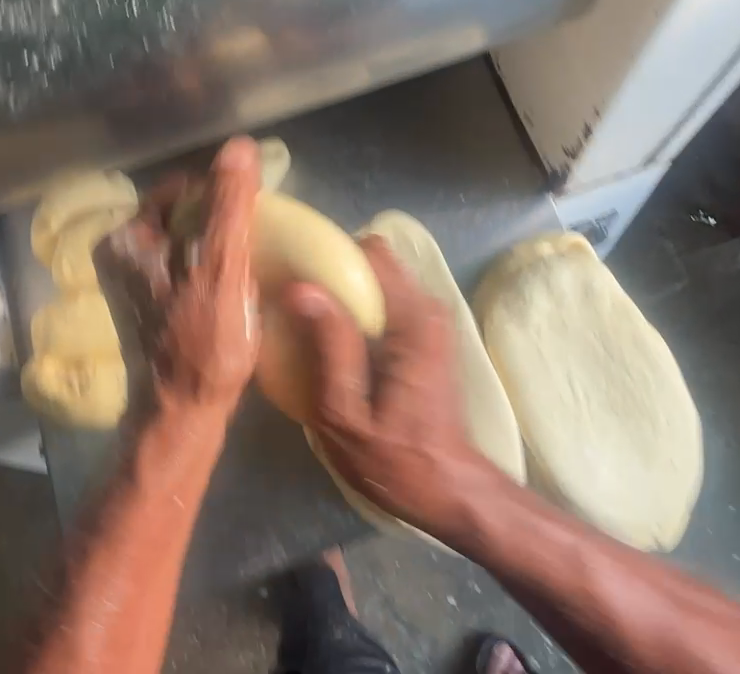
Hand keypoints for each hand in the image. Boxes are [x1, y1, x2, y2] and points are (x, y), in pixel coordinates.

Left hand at [95, 137, 262, 418]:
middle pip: (187, 213)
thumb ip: (229, 206)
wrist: (185, 414)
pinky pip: (192, 264)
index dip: (223, 194)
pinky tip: (240, 285)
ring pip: (192, 239)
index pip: (183, 188)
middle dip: (224, 219)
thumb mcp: (220, 267)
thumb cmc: (203, 342)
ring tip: (253, 263)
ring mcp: (139, 280)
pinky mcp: (157, 302)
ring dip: (224, 243)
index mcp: (125, 238)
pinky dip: (217, 266)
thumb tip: (240, 146)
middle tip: (258, 241)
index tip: (254, 217)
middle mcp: (123, 254)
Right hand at [285, 238, 505, 534]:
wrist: (444, 485)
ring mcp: (431, 318)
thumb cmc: (393, 458)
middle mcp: (428, 307)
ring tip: (308, 316)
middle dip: (334, 272)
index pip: (370, 253)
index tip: (295, 271)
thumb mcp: (345, 413)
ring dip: (345, 291)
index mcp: (412, 320)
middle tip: (295, 299)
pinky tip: (333, 336)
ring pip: (379, 279)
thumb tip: (301, 288)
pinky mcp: (428, 332)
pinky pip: (386, 300)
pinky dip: (359, 308)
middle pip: (375, 261)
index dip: (329, 256)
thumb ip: (330, 346)